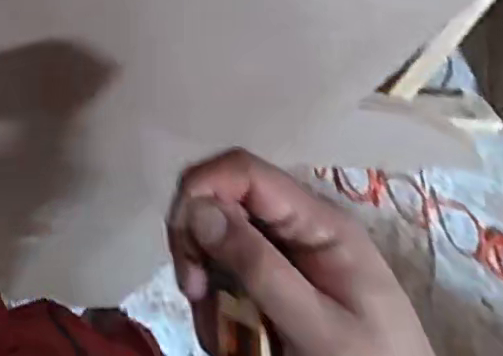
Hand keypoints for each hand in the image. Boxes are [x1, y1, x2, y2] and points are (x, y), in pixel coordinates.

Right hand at [168, 149, 432, 355]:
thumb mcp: (320, 328)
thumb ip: (260, 267)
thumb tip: (197, 208)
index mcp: (320, 222)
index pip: (243, 170)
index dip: (202, 187)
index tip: (182, 236)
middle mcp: (297, 225)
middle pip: (220, 199)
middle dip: (195, 239)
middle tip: (191, 290)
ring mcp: (283, 252)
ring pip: (214, 237)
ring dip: (201, 277)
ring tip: (215, 330)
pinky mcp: (273, 280)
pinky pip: (223, 269)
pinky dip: (212, 297)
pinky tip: (224, 332)